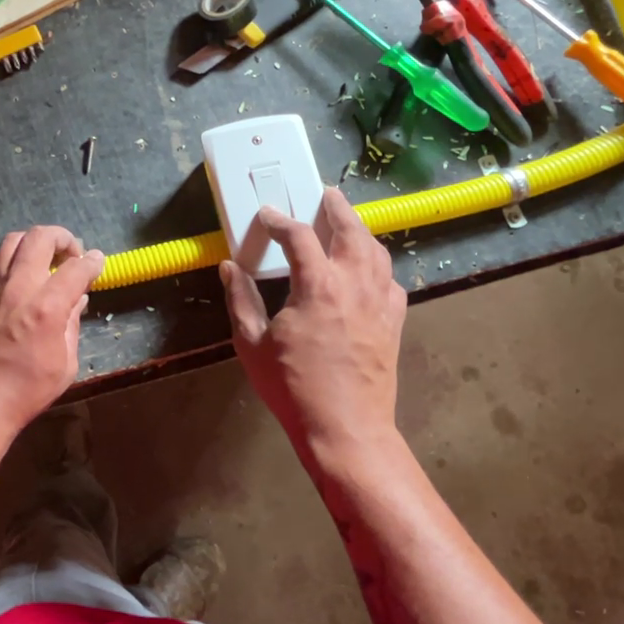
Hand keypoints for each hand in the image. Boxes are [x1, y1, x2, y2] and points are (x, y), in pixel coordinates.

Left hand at [0, 226, 104, 438]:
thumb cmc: (25, 392)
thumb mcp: (65, 364)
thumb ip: (72, 325)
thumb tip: (77, 298)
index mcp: (46, 308)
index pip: (75, 268)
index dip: (92, 262)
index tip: (98, 262)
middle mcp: (18, 289)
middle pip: (39, 238)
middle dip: (62, 237)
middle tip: (72, 253)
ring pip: (11, 241)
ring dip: (33, 241)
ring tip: (45, 257)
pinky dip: (12, 258)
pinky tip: (21, 274)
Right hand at [219, 187, 406, 462]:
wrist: (345, 428)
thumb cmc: (292, 386)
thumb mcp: (251, 343)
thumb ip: (240, 300)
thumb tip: (229, 268)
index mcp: (317, 286)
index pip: (299, 236)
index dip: (280, 221)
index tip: (267, 216)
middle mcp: (354, 285)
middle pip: (351, 231)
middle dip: (336, 208)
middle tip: (324, 195)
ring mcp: (380, 303)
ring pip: (377, 252)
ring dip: (360, 231)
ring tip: (345, 224)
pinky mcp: (393, 322)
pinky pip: (390, 280)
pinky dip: (377, 265)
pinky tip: (366, 271)